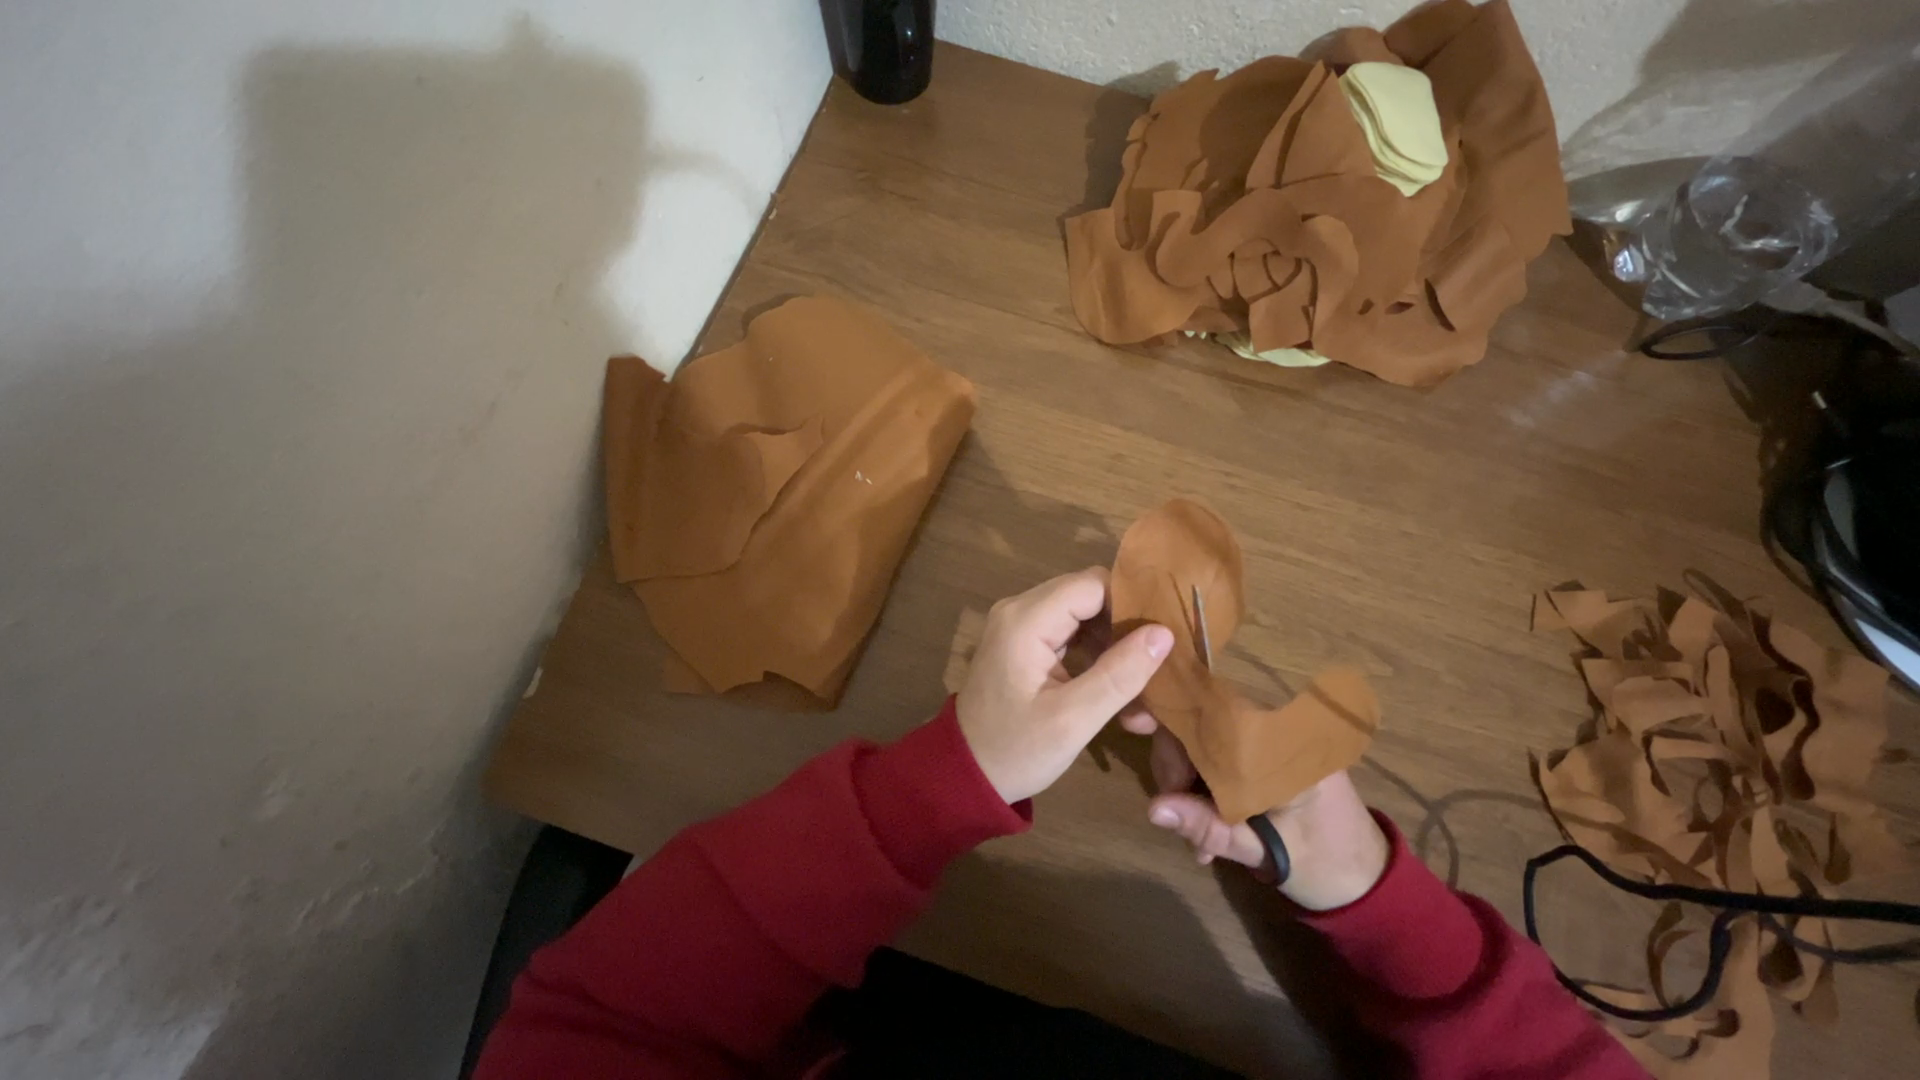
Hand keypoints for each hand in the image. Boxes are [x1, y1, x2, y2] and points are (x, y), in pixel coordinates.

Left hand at [956, 568, 1174, 803]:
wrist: (965, 774)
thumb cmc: (1016, 750)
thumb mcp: (1073, 719)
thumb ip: (1119, 675)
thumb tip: (1164, 632)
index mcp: (1025, 620)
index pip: (1093, 584)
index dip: (1131, 603)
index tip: (1164, 636)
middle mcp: (1019, 609)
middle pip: (1088, 595)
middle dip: (1125, 625)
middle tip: (1157, 663)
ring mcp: (1019, 624)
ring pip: (1083, 613)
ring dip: (1113, 643)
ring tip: (1142, 683)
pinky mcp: (1024, 642)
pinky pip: (1070, 631)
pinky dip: (1095, 653)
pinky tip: (1118, 687)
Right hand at [1123, 713, 1389, 911]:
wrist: (1368, 881)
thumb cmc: (1327, 865)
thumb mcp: (1265, 852)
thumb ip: (1210, 826)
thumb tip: (1153, 807)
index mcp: (1287, 740)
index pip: (1216, 706)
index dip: (1171, 708)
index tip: (1132, 723)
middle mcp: (1277, 727)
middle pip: (1201, 720)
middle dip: (1174, 761)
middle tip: (1170, 811)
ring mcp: (1268, 740)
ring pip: (1200, 738)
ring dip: (1184, 779)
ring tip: (1196, 839)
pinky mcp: (1260, 755)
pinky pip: (1214, 754)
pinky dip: (1198, 784)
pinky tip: (1202, 827)